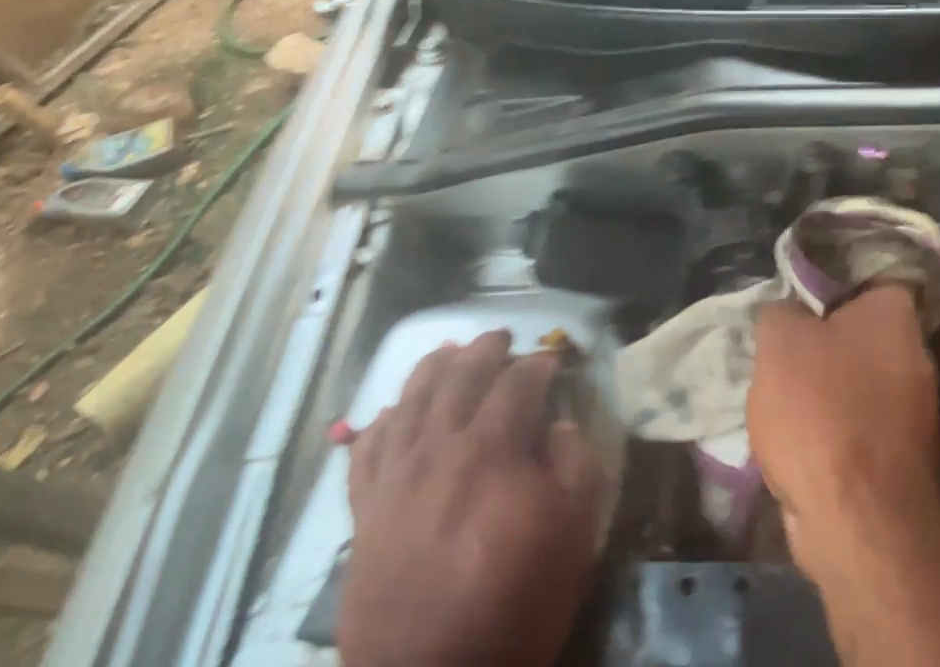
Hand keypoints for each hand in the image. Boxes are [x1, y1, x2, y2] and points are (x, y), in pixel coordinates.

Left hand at [340, 330, 601, 666]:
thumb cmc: (514, 602)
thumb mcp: (572, 534)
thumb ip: (574, 467)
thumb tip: (560, 425)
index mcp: (490, 448)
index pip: (516, 385)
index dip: (538, 365)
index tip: (554, 358)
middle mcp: (437, 448)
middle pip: (458, 379)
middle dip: (483, 351)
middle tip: (499, 336)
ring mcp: (395, 476)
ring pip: (410, 401)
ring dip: (431, 369)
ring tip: (446, 351)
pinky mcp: (366, 509)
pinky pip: (369, 447)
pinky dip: (383, 420)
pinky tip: (393, 411)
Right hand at [748, 284, 939, 569]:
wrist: (856, 517)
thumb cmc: (819, 411)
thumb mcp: (779, 343)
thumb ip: (781, 313)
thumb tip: (788, 313)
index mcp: (897, 317)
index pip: (871, 281)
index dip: (832, 286)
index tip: (798, 298)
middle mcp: (916, 358)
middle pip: (862, 336)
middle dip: (823, 344)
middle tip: (780, 349)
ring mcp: (914, 413)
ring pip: (859, 385)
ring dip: (825, 392)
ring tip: (779, 398)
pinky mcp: (900, 459)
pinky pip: (859, 429)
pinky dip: (832, 433)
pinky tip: (798, 441)